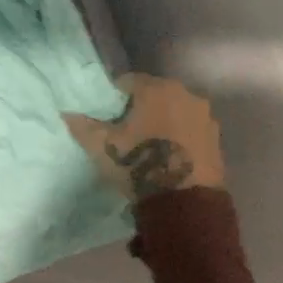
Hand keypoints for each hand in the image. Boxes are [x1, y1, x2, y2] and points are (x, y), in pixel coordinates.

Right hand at [64, 74, 225, 201]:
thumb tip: (66, 113)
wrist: (184, 201)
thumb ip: (82, 125)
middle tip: (123, 129)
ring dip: (160, 120)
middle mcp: (186, 94)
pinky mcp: (216, 137)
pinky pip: (189, 127)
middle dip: (138, 107)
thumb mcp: (102, 146)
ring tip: (146, 143)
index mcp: (157, 89)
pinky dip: (177, 134)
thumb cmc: (139, 164)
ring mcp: (205, 116)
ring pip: (174, 110)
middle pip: (154, 93)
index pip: (128, 81)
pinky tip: (165, 153)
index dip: (112, 96)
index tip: (105, 115)